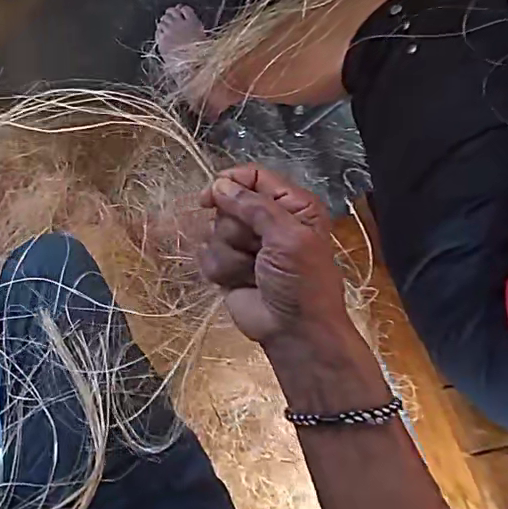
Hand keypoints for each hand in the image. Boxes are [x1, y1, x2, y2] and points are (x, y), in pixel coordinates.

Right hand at [196, 165, 355, 349]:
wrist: (294, 331)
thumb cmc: (301, 283)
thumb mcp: (288, 238)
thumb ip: (255, 207)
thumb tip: (219, 184)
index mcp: (291, 205)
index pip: (253, 177)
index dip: (230, 182)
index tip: (210, 196)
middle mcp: (267, 220)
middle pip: (226, 205)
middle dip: (235, 230)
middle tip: (257, 249)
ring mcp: (245, 243)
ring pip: (213, 232)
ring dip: (230, 255)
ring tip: (253, 272)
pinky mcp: (227, 265)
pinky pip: (206, 255)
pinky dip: (221, 270)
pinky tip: (241, 282)